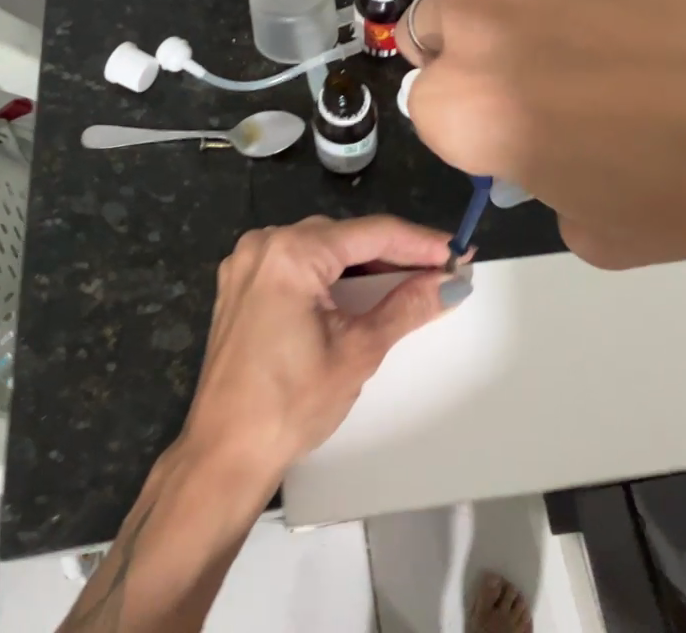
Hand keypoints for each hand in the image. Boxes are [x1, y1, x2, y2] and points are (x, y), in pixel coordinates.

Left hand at [179, 216, 460, 480]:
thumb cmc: (291, 403)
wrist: (225, 451)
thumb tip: (451, 283)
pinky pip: (297, 264)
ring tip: (412, 281)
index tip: (460, 251)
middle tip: (441, 271)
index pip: (372, 233)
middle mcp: (263, 245)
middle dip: (395, 253)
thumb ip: (407, 307)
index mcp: (290, 253)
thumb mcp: (359, 351)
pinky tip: (363, 291)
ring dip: (365, 263)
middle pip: (345, 236)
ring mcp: (246, 264)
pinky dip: (332, 274)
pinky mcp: (240, 285)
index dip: (421, 242)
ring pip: (322, 248)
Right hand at [396, 0, 685, 268]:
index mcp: (467, 104)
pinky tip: (658, 12)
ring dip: (520, 13)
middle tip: (546, 89)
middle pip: (437, 26)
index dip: (474, 132)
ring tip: (605, 46)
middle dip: (472, 58)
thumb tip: (564, 156)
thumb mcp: (609, 234)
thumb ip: (553, 192)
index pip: (428, 110)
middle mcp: (485, 16)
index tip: (522, 144)